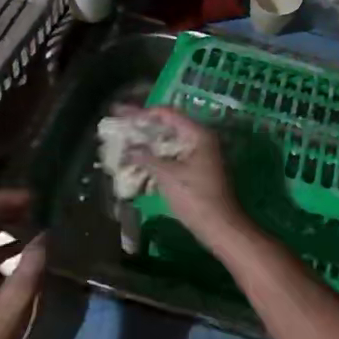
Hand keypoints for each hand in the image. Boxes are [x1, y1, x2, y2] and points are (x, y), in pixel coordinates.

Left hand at [0, 189, 46, 338]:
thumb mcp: (18, 300)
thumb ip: (32, 264)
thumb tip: (44, 236)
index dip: (5, 199)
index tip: (33, 200)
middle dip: (6, 209)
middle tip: (37, 209)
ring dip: (5, 226)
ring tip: (34, 225)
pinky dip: (2, 245)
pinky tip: (23, 252)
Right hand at [125, 107, 247, 237]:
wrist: (219, 226)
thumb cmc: (195, 198)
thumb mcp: (167, 175)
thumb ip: (146, 157)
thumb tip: (128, 148)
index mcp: (198, 134)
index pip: (167, 114)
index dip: (142, 112)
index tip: (120, 113)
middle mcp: (202, 140)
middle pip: (168, 126)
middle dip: (143, 127)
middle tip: (119, 125)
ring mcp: (201, 155)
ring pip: (170, 142)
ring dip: (149, 143)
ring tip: (124, 142)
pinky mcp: (198, 169)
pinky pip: (174, 156)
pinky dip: (157, 156)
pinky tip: (139, 161)